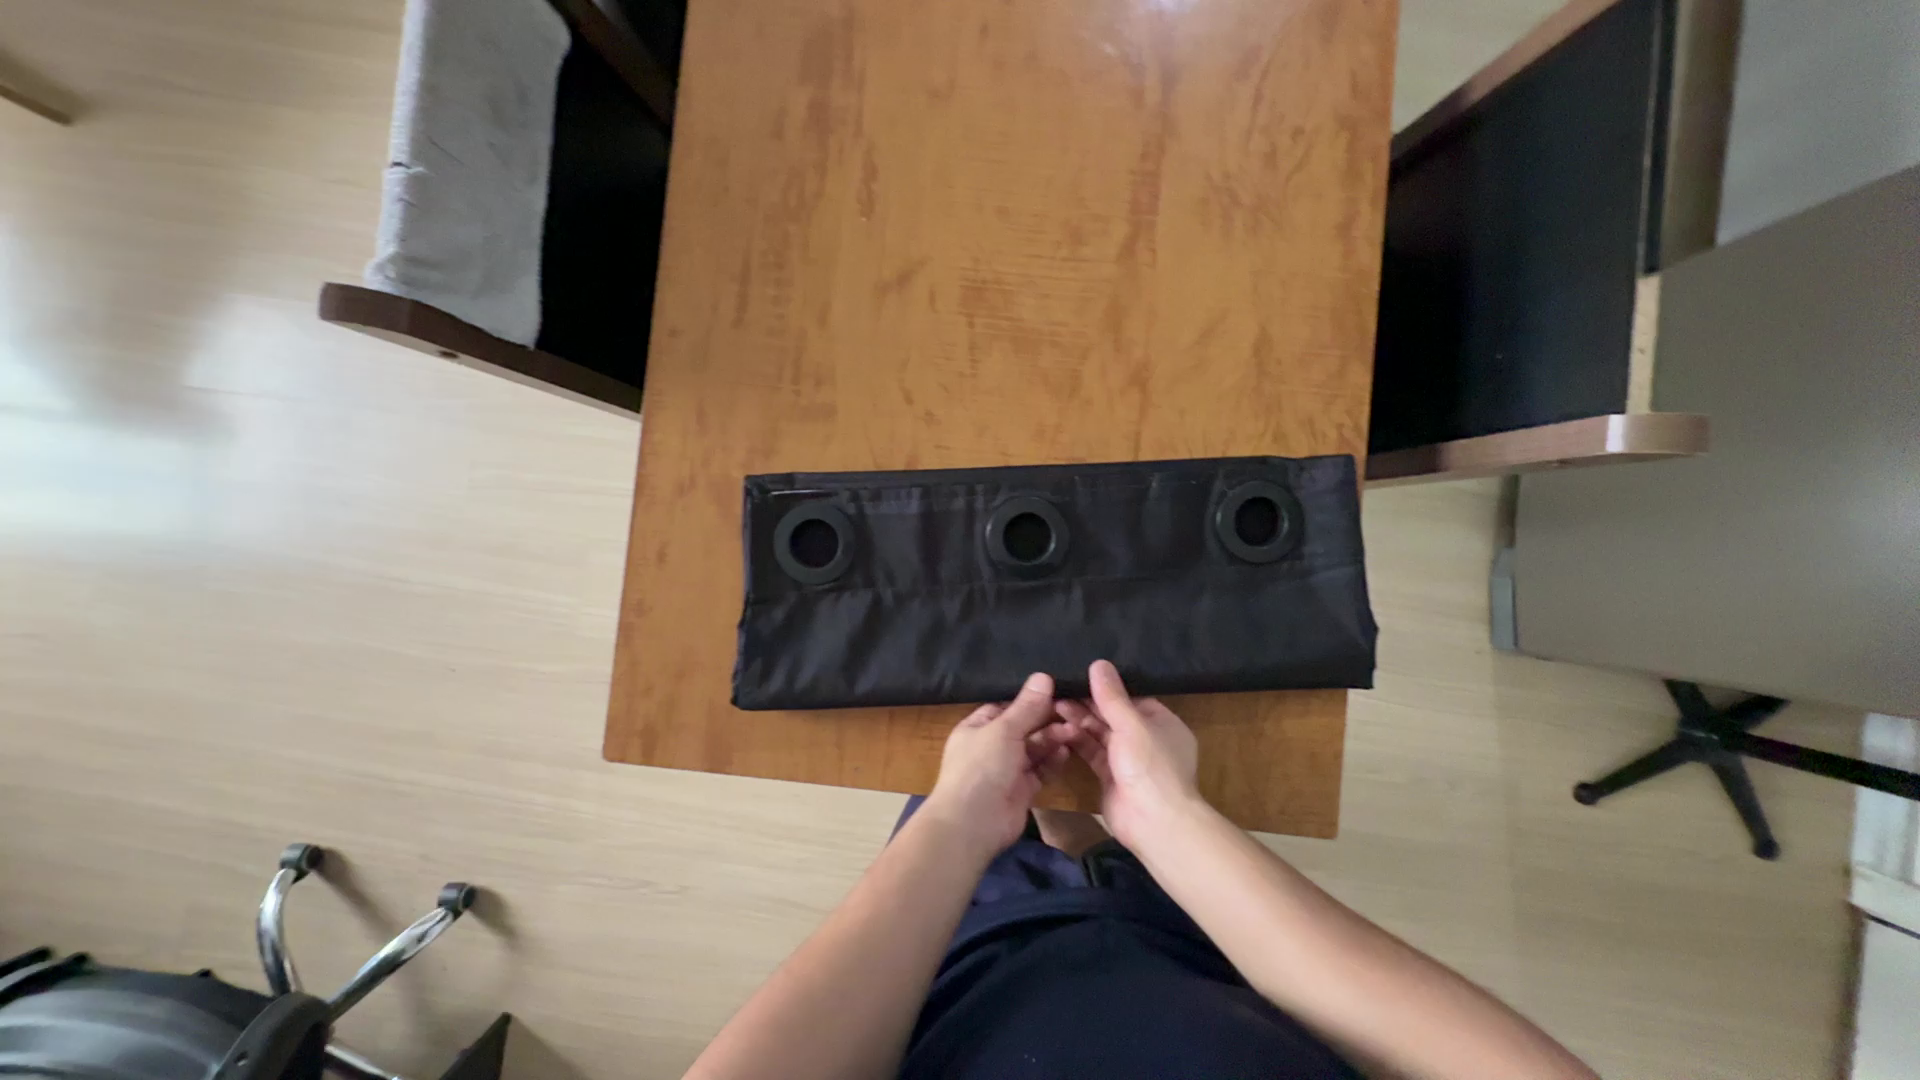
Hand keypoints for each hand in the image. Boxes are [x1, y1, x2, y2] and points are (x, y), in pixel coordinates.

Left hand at [922, 672, 1075, 861]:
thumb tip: (1043, 676)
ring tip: (1074, 733)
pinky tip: (1067, 752)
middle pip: (1023, 727)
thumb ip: (1026, 707)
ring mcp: (1006, 769)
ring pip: (1034, 749)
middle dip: (1046, 721)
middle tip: (1072, 713)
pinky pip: (1040, 770)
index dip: (1028, 699)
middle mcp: (991, 746)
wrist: (973, 823)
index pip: (1005, 706)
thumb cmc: (981, 767)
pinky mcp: (1021, 790)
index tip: (1056, 689)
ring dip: (1052, 740)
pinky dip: (1053, 762)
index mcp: (977, 727)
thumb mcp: (1004, 730)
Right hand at [1054, 660, 1204, 852]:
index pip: (1132, 698)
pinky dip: (1078, 741)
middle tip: (1060, 689)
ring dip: (1080, 721)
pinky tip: (1059, 728)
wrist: (1154, 821)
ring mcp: (1128, 760)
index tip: (1081, 675)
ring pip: (1101, 734)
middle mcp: (1147, 739)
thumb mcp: (1131, 724)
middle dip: (1088, 704)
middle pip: (1113, 715)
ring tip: (1055, 705)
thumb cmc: (1150, 765)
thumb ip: (1112, 696)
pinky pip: (1093, 753)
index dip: (1107, 688)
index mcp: (1162, 723)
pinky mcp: (1111, 777)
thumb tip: (1099, 663)